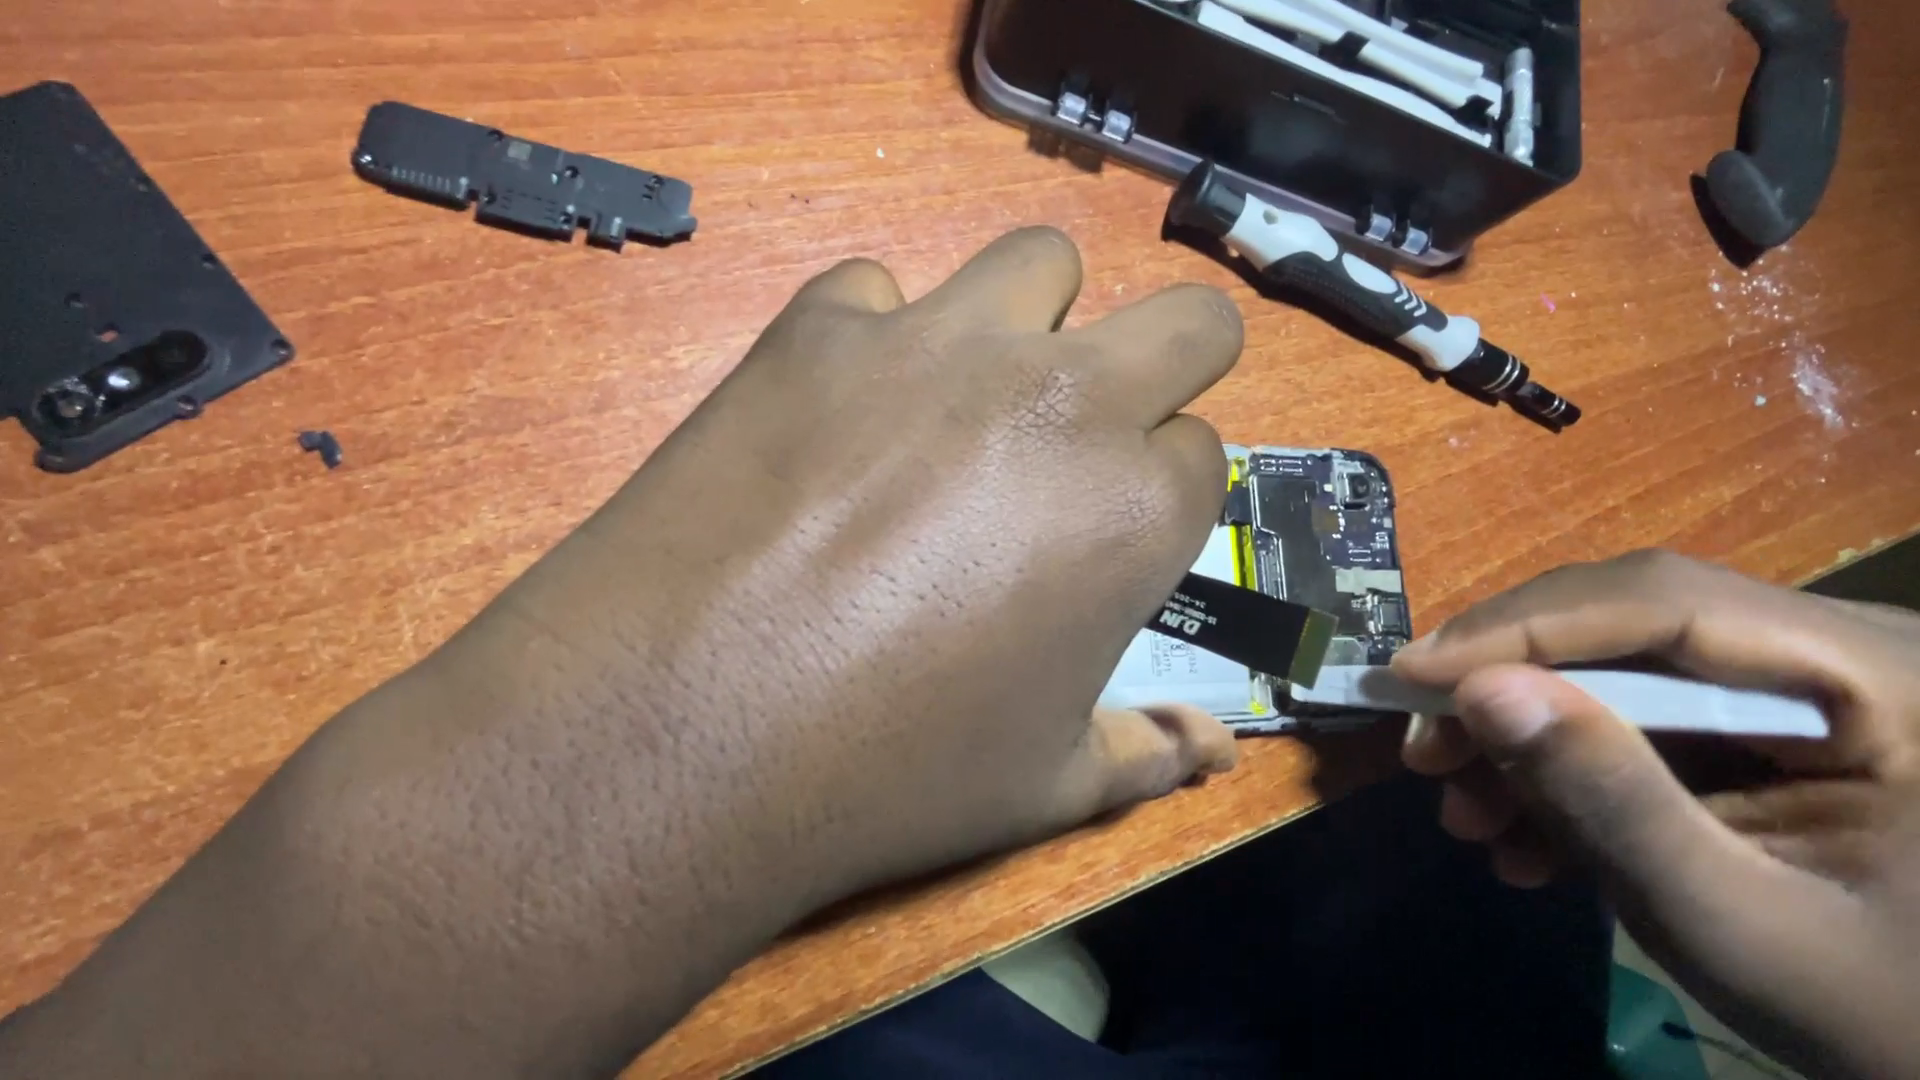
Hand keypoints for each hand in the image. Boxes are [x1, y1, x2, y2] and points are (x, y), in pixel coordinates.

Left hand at [508, 225, 1243, 895]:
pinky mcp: (819, 325)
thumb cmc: (889, 773)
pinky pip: (877, 291)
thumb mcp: (1044, 786)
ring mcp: (936, 343)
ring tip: (967, 399)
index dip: (1158, 490)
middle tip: (1086, 433)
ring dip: (1030, 321)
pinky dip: (876, 338)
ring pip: (1039, 264)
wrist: (684, 726)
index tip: (1105, 529)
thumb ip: (1147, 752)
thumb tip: (1214, 749)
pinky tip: (838, 410)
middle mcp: (1062, 399)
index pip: (1203, 451)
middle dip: (1164, 367)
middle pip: (1186, 321)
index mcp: (1135, 507)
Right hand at [1392, 550, 1919, 1079]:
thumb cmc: (1893, 1016)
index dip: (1519, 628)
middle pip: (1626, 630)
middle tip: (1424, 751)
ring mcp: (1804, 691)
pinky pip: (1635, 722)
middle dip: (1506, 690)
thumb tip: (1479, 692)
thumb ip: (1612, 801)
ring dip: (1522, 742)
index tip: (1408, 675)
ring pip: (1615, 675)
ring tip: (1465, 816)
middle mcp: (1844, 653)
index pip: (1665, 605)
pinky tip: (1522, 840)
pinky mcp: (1764, 731)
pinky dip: (1563, 772)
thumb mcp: (1738, 924)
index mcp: (1889, 679)